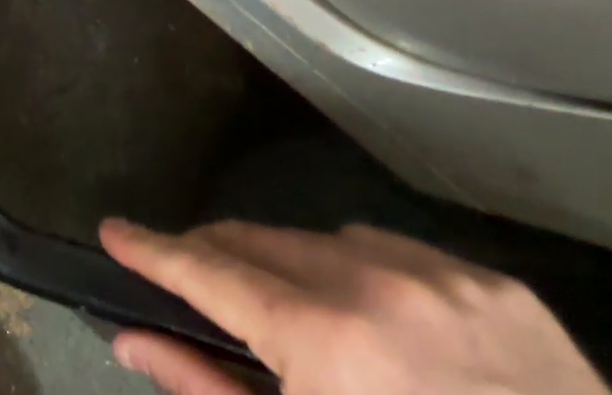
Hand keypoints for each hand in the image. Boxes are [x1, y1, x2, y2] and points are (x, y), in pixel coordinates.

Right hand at [100, 218, 610, 394]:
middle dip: (213, 257)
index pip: (203, 269)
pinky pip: (396, 250)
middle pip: (253, 240)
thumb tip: (129, 340)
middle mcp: (373, 285)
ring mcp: (442, 279)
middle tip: (195, 285)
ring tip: (302, 316)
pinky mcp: (498, 286)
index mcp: (320, 337)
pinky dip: (365, 271)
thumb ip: (203, 387)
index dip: (148, 249)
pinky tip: (382, 320)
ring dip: (289, 265)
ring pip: (319, 239)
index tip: (113, 232)